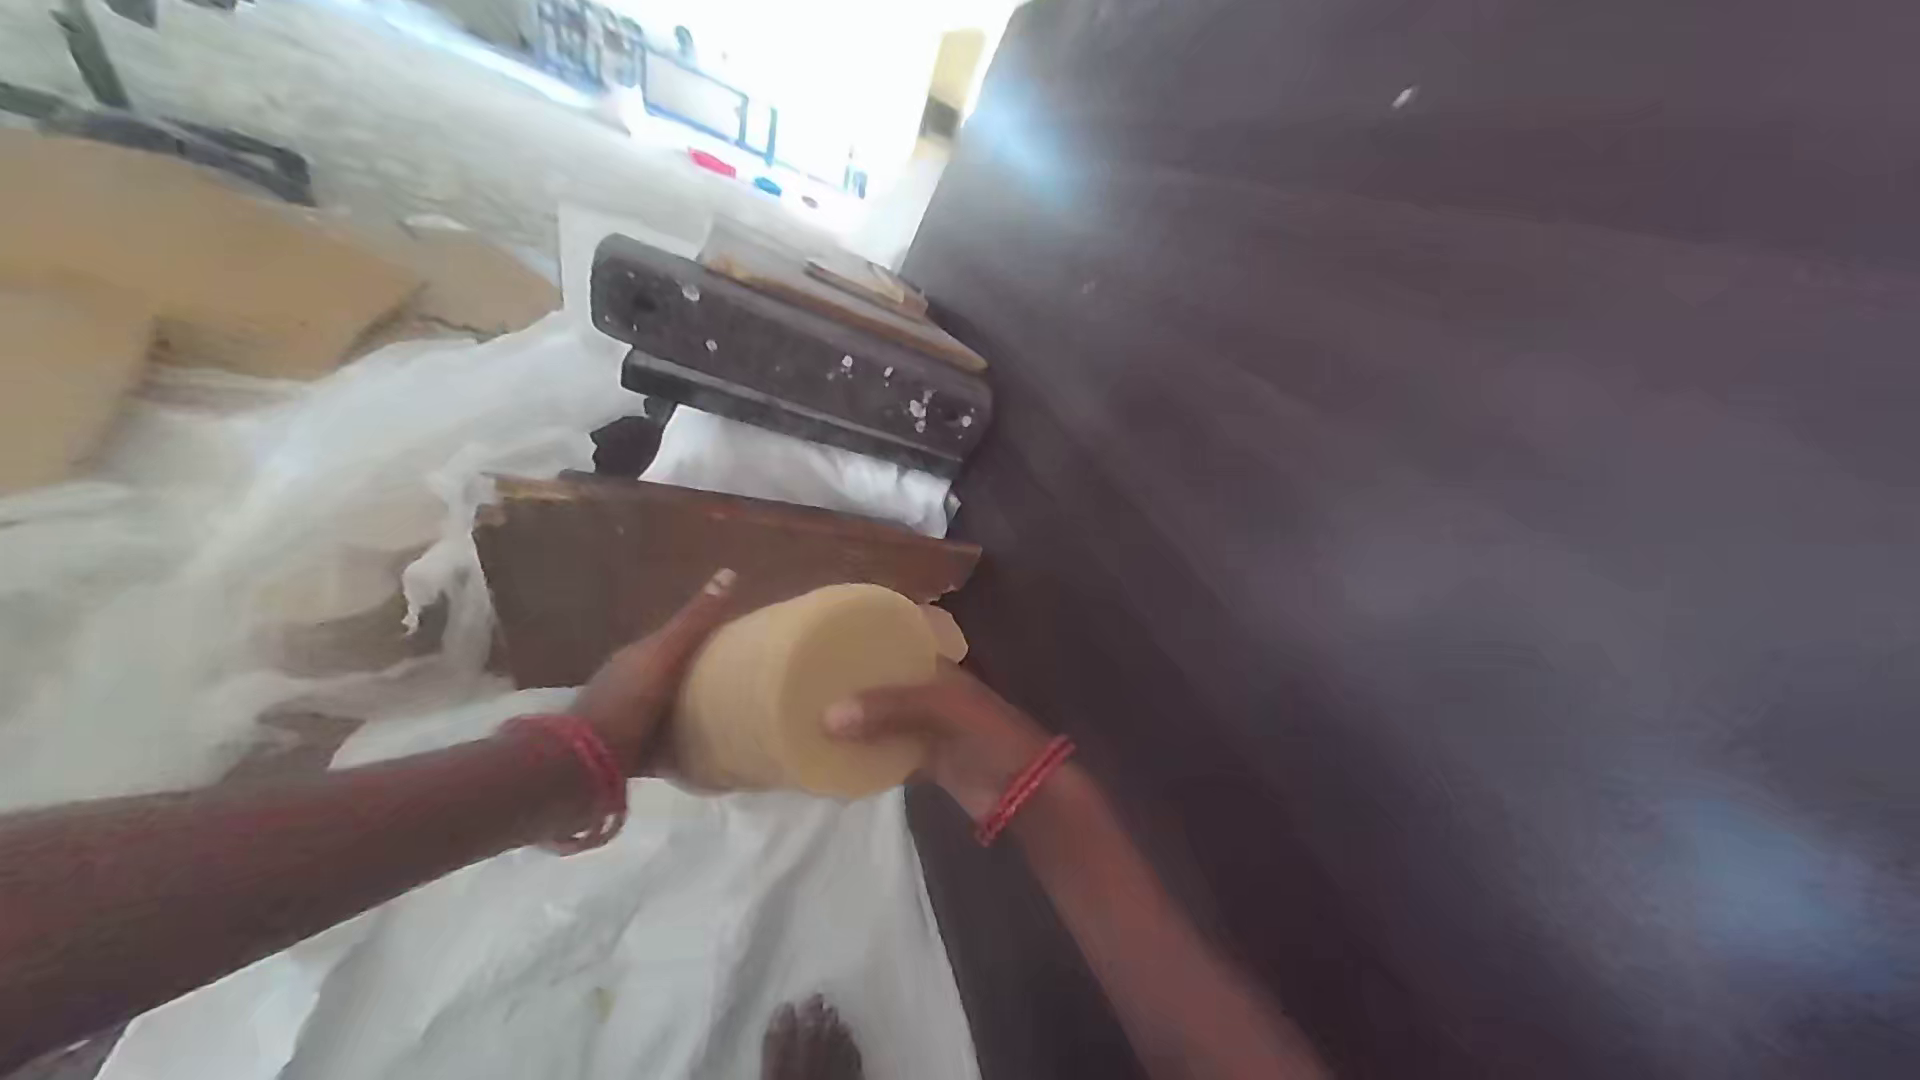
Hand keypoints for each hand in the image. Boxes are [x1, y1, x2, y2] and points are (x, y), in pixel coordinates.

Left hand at [572, 568, 737, 774]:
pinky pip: (666, 738)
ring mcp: (628, 718)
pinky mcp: (631, 750)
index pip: (679, 638)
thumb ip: (694, 621)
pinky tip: (707, 743)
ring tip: (732, 710)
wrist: (582, 764)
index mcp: (638, 656)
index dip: (708, 636)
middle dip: (704, 672)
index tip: (742, 640)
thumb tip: (728, 572)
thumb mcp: (665, 655)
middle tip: (744, 677)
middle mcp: (631, 683)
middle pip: (675, 671)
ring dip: (693, 705)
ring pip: (670, 705)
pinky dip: (684, 737)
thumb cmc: (626, 702)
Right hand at [823, 664, 1050, 818]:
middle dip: (850, 687)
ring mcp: (924, 729)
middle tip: (801, 684)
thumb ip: (889, 709)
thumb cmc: (987, 734)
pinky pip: (885, 755)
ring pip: (880, 722)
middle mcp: (927, 694)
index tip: (821, 643)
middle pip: (882, 686)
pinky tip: (829, 756)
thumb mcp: (941, 709)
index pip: (895, 648)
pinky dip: (862, 757)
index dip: (864, 645)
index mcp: (937, 670)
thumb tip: (827, 716)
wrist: (1021, 790)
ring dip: (852, 723)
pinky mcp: (921, 762)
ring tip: (805, 717)